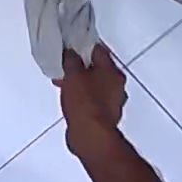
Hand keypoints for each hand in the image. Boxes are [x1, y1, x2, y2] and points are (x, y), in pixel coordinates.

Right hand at [57, 43, 127, 157]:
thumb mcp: (72, 74)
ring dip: (82, 83)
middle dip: (81, 67)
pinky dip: (84, 97)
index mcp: (113, 71)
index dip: (83, 47)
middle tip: (66, 67)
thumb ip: (71, 59)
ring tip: (64, 84)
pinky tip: (71, 100)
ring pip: (96, 85)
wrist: (90, 134)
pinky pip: (94, 100)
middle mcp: (117, 85)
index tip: (72, 47)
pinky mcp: (106, 115)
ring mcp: (113, 101)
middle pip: (98, 68)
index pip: (99, 50)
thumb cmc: (84, 102)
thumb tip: (71, 53)